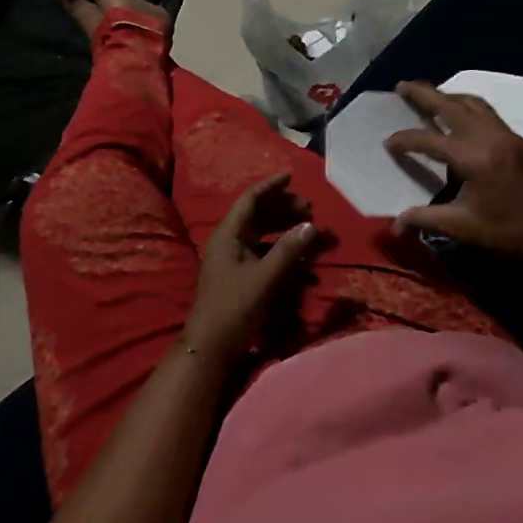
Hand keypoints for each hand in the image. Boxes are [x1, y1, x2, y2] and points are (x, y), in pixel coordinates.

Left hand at [184, 173, 316, 361]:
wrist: (211, 344)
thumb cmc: (234, 307)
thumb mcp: (264, 278)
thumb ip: (288, 250)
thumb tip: (311, 225)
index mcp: (228, 234)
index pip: (249, 200)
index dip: (269, 187)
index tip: (291, 177)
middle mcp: (228, 241)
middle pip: (256, 214)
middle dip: (282, 207)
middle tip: (309, 207)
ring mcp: (233, 258)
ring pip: (260, 233)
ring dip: (283, 228)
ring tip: (308, 227)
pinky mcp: (239, 274)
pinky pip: (262, 252)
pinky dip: (281, 250)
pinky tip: (301, 258)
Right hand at [383, 81, 522, 264]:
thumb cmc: (514, 230)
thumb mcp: (465, 227)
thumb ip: (426, 219)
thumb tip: (395, 225)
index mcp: (473, 157)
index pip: (429, 140)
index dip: (405, 140)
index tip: (387, 143)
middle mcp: (489, 137)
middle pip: (451, 106)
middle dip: (424, 94)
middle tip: (402, 86)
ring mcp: (506, 135)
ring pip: (472, 103)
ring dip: (448, 96)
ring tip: (427, 94)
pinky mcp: (517, 139)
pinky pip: (486, 112)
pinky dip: (466, 106)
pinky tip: (458, 113)